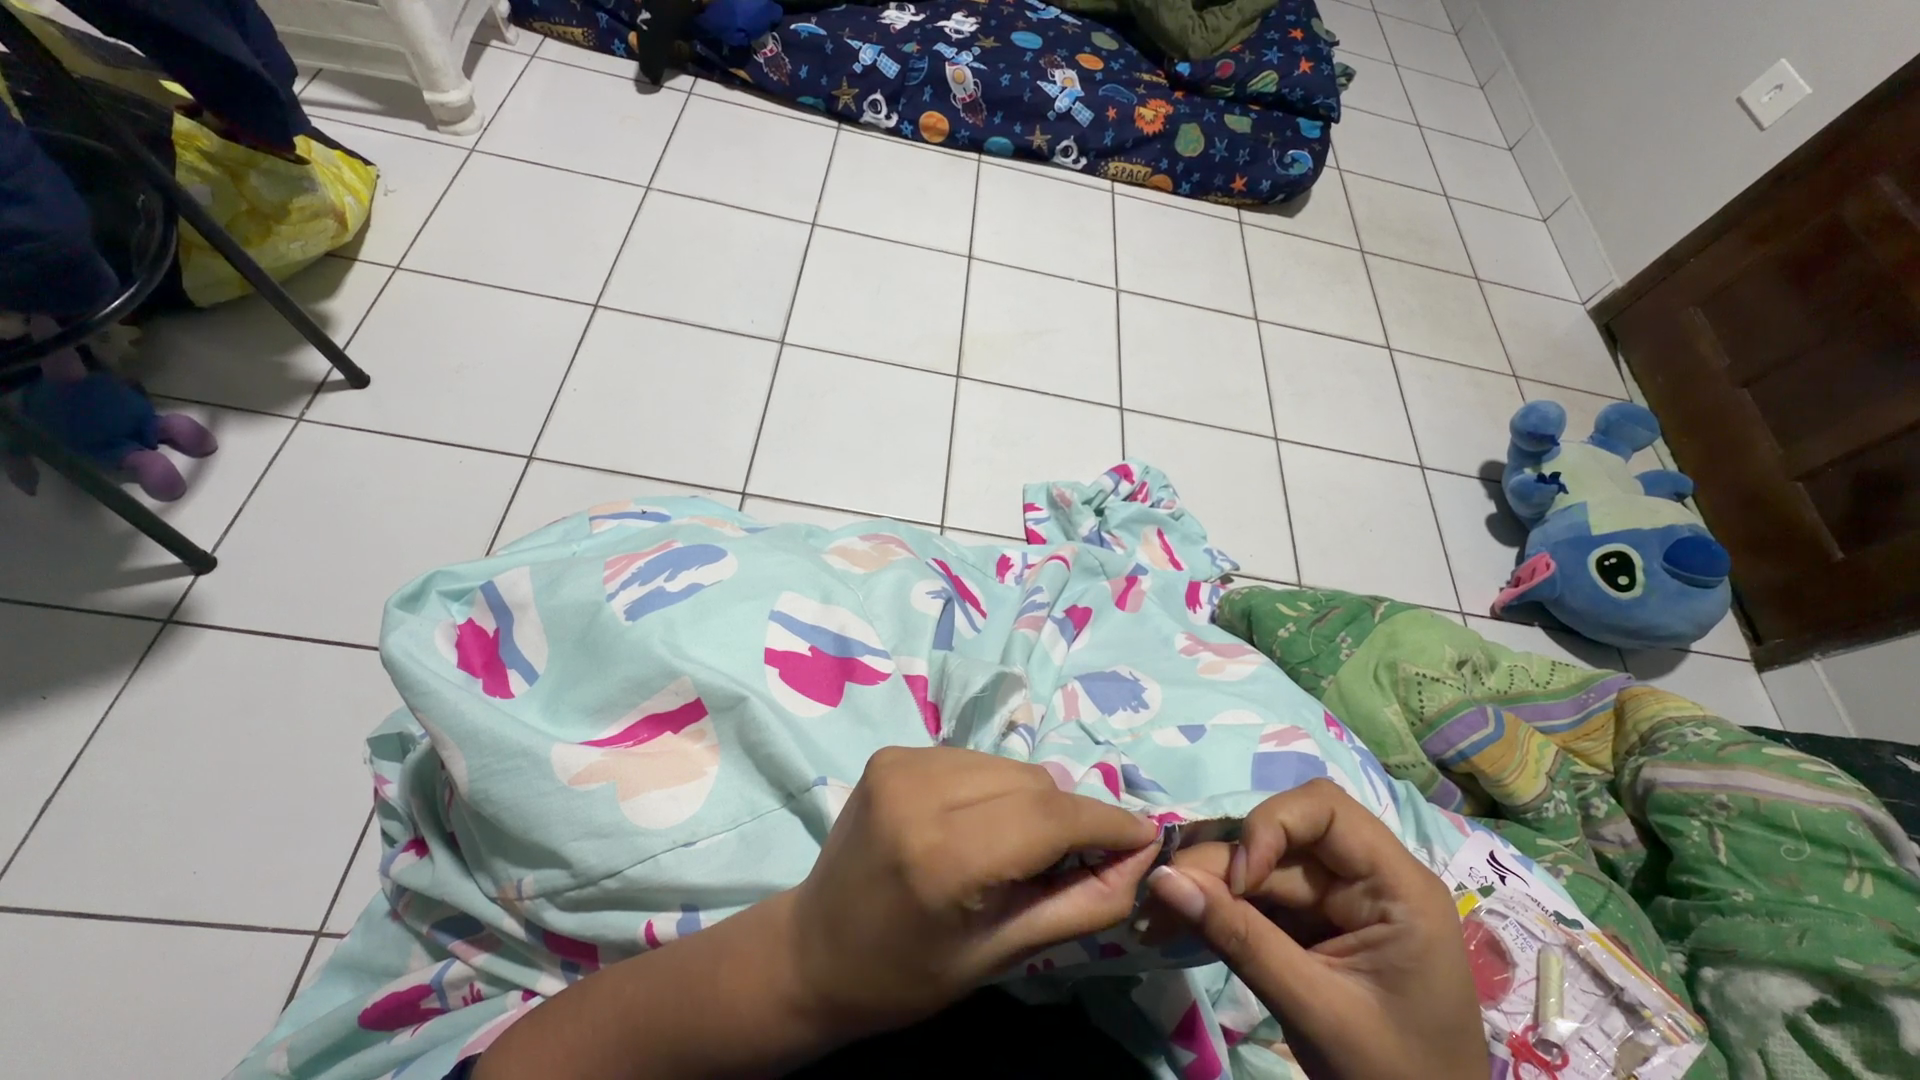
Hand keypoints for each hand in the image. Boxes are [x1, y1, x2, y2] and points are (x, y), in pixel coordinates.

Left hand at [787, 746, 1160, 1036]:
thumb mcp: (1002, 954)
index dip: (1107, 824)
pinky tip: (976, 826)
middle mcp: (920, 791)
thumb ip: (1083, 902)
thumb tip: (1143, 855)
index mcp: (944, 854)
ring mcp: (901, 763)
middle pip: (1036, 784)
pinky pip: (976, 761)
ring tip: (1013, 849)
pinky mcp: (892, 754)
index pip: (1052, 816)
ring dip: (1031, 802)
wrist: (812, 952)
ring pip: (1010, 766)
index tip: (1146, 836)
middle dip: (1068, 820)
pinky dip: (994, 789)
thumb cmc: (906, 973)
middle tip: (1068, 864)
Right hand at [1145, 778, 1486, 1079]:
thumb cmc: (1392, 1076)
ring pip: (1266, 872)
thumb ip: (1239, 939)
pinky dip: (1226, 914)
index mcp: (1398, 887)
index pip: (1325, 810)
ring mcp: (1345, 906)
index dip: (1270, 826)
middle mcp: (1372, 881)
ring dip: (1213, 889)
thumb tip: (1162, 879)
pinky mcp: (1322, 930)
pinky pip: (1266, 904)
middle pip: (1284, 842)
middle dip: (1223, 866)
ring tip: (1158, 915)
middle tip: (1161, 896)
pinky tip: (1184, 923)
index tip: (1236, 880)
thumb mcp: (1314, 1008)